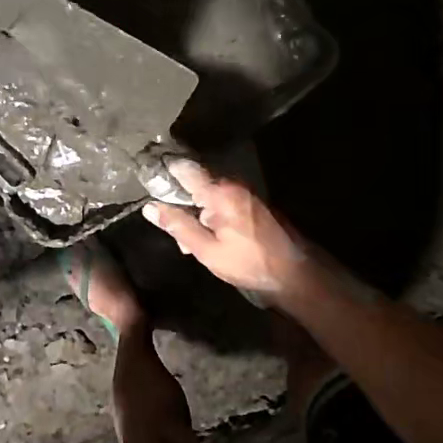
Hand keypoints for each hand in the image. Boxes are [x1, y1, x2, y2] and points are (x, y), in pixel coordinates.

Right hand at [142, 159, 308, 296]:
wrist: (294, 272)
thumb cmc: (249, 263)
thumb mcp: (207, 250)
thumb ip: (179, 227)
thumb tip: (150, 207)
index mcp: (221, 192)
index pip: (186, 170)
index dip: (165, 172)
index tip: (148, 178)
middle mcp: (234, 185)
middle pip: (197, 185)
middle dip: (181, 204)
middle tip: (174, 232)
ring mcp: (246, 194)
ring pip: (210, 197)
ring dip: (197, 215)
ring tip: (190, 243)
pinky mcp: (253, 205)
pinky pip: (224, 204)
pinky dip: (212, 217)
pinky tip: (210, 240)